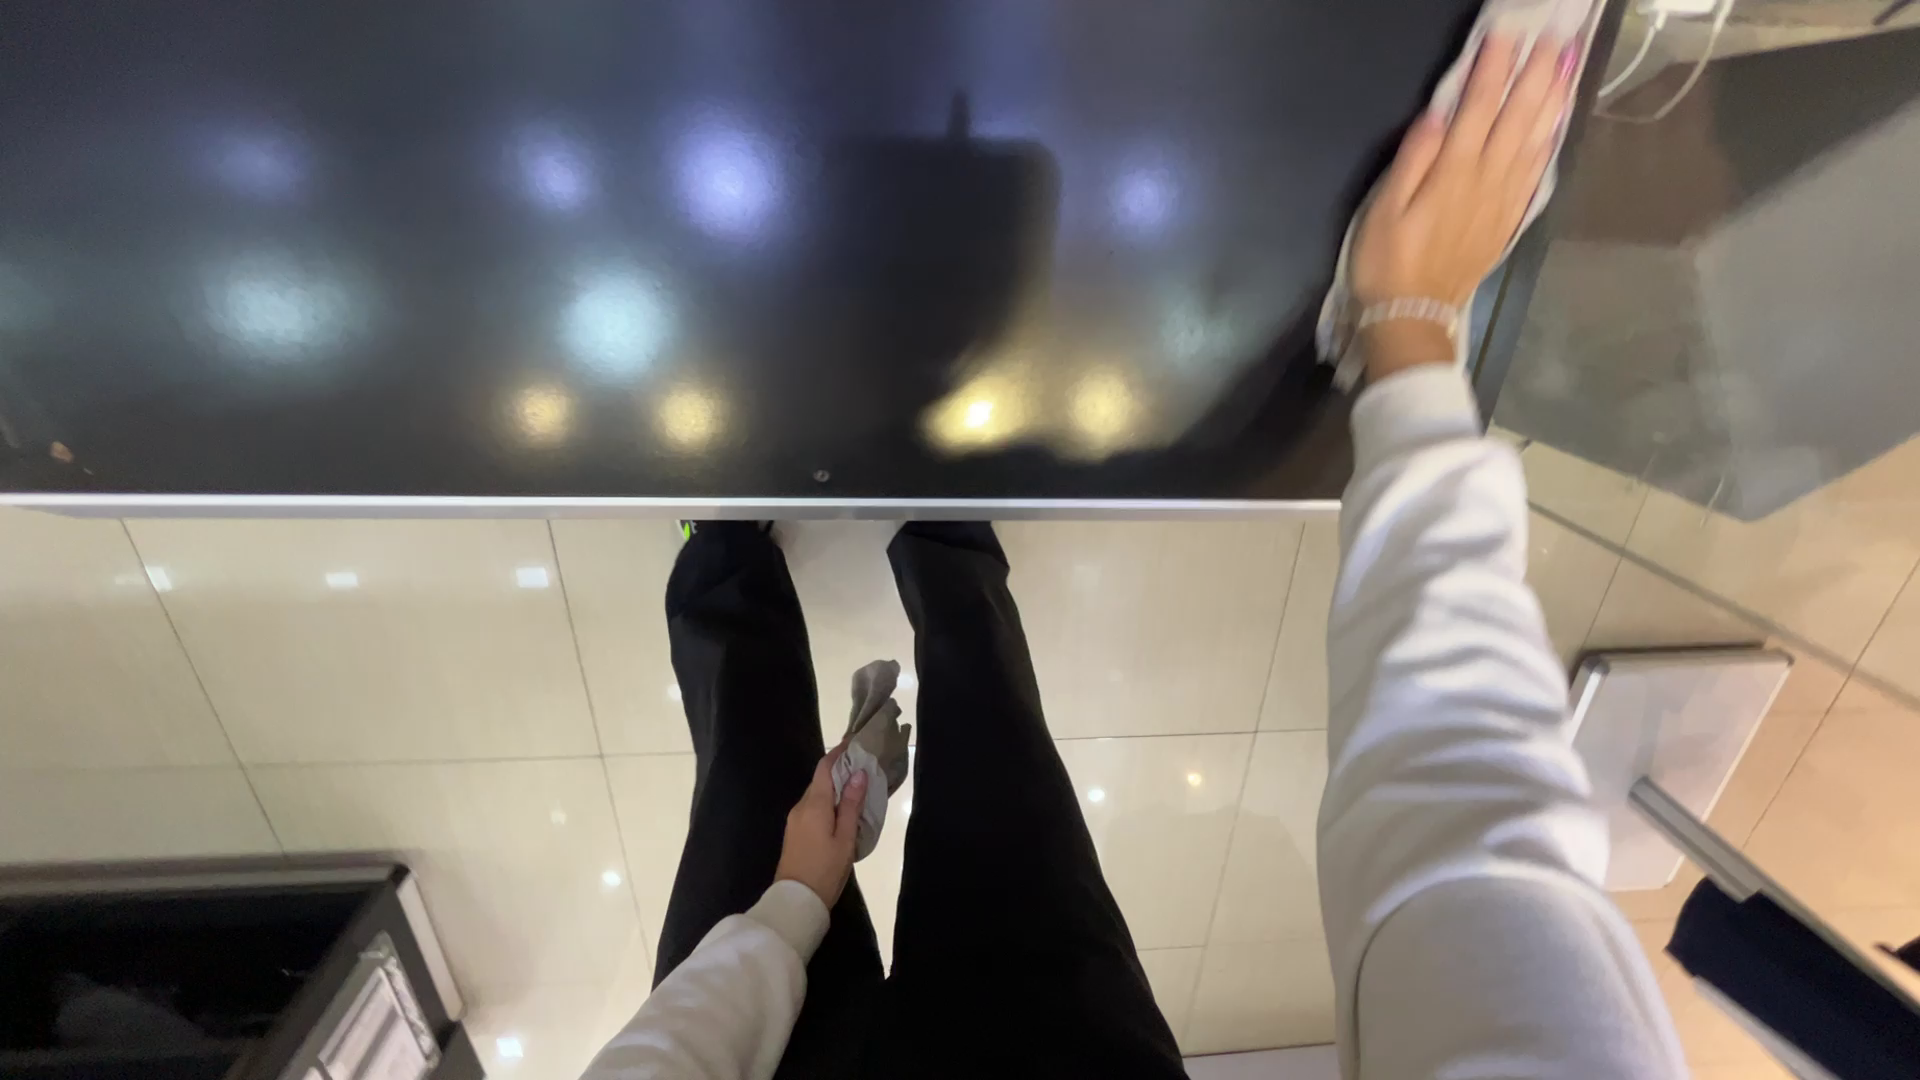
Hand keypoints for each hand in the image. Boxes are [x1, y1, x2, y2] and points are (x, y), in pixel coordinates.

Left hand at [774, 745, 867, 908]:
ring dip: (834, 788)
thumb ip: (850, 804)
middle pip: (820, 780)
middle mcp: (801, 806)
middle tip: (863, 767)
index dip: (838, 753)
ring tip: (857, 788)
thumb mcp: (845, 838)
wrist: (795, 902)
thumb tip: (858, 773)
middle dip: (839, 770)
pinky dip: (827, 802)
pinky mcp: (795, 832)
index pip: (824, 768)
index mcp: (814, 804)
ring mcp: (795, 820)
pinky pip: (812, 808)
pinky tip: (842, 810)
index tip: (854, 743)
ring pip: (816, 795)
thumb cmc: (824, 869)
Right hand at [1352, 32, 1578, 379]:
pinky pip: (1538, 169)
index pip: (1478, 107)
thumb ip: (1410, 162)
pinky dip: (1551, 138)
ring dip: (1553, 96)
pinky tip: (1557, 120)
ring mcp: (1503, 198)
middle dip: (1536, 70)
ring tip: (1568, 61)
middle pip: (1518, 114)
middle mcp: (1487, 177)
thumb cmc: (1385, 264)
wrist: (1412, 314)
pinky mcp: (1507, 217)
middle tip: (1553, 33)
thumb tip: (1435, 116)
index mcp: (1453, 172)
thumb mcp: (1382, 213)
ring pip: (1537, 136)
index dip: (1492, 67)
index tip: (1503, 32)